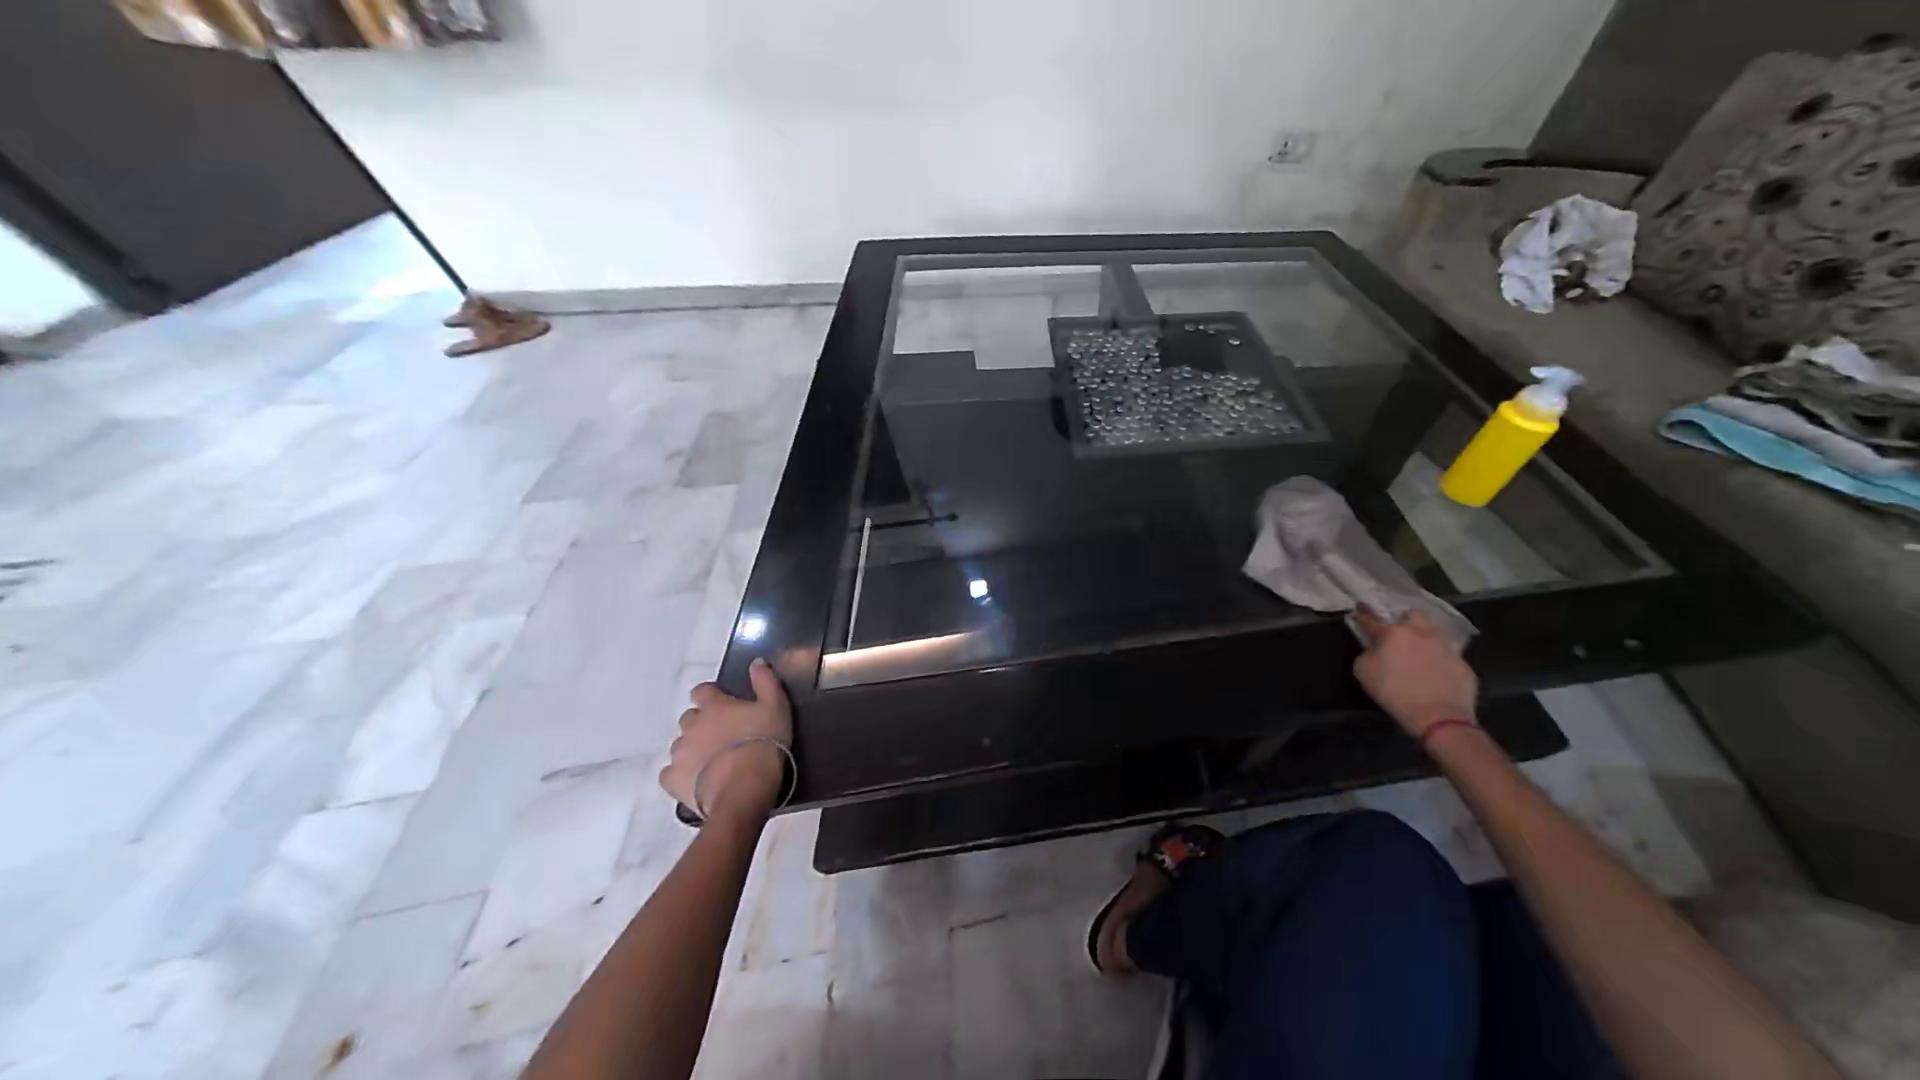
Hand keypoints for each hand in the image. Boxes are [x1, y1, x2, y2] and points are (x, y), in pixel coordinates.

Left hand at [660, 658, 791, 819]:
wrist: (744, 788)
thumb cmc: (764, 743)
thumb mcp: (776, 707)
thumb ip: (766, 682)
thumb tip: (756, 661)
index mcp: (714, 706)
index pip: (702, 691)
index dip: (711, 696)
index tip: (722, 704)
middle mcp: (691, 725)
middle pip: (690, 718)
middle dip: (701, 724)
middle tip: (722, 737)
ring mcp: (679, 753)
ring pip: (681, 745)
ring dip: (692, 749)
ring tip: (712, 762)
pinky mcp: (672, 779)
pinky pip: (670, 773)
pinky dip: (680, 774)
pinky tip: (695, 781)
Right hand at [1352, 609, 1478, 739]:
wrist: (1439, 717)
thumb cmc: (1393, 692)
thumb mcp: (1364, 672)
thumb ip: (1367, 653)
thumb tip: (1375, 649)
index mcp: (1393, 633)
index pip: (1372, 618)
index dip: (1363, 613)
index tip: (1360, 607)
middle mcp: (1421, 633)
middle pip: (1413, 614)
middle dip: (1405, 620)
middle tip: (1399, 634)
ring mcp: (1446, 647)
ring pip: (1435, 633)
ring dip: (1425, 638)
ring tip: (1420, 653)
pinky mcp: (1463, 664)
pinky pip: (1448, 656)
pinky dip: (1440, 661)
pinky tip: (1435, 674)